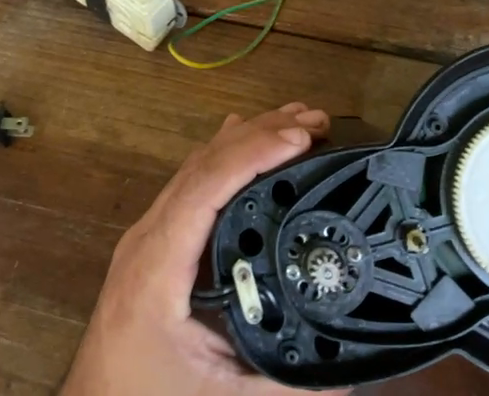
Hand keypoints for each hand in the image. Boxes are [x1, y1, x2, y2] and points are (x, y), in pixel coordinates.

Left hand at [62, 103, 337, 395]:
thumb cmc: (143, 395)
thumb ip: (281, 388)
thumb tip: (346, 378)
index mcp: (159, 264)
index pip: (206, 186)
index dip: (252, 153)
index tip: (299, 137)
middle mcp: (150, 235)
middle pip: (204, 163)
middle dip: (260, 133)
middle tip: (315, 120)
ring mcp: (150, 233)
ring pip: (197, 166)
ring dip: (246, 138)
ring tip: (295, 122)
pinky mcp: (156, 240)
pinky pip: (193, 182)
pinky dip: (228, 157)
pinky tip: (249, 145)